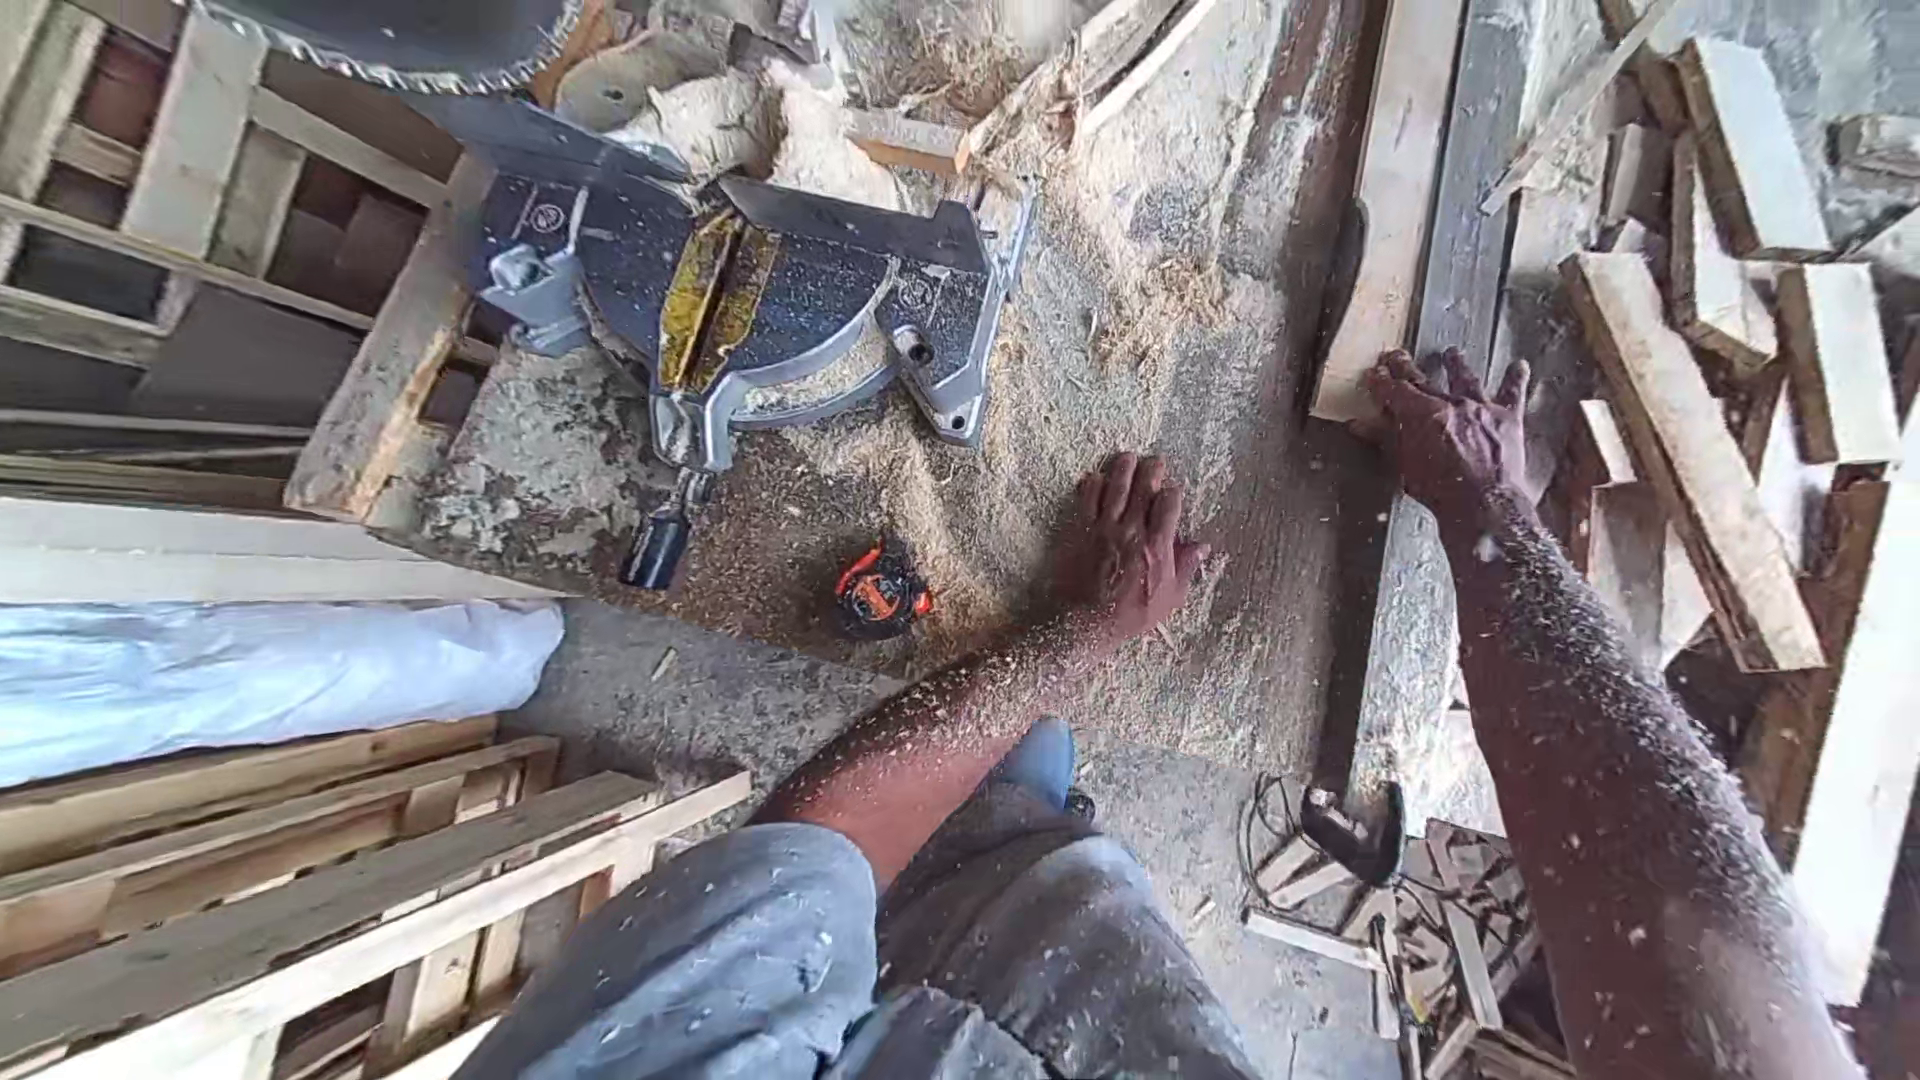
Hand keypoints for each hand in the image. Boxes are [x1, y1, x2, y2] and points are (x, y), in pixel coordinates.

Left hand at [1057, 452, 1210, 652]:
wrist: (1084, 621)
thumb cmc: (1129, 615)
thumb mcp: (1169, 598)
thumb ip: (1185, 568)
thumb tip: (1201, 546)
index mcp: (1156, 547)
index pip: (1168, 506)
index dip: (1172, 492)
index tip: (1172, 489)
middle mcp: (1131, 531)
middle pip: (1143, 488)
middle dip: (1151, 470)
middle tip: (1154, 460)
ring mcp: (1103, 528)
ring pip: (1114, 487)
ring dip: (1122, 468)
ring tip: (1126, 457)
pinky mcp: (1079, 531)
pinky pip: (1085, 500)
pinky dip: (1091, 485)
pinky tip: (1094, 477)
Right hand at [1362, 348, 1531, 540]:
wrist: (1483, 501)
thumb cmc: (1439, 487)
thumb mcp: (1402, 463)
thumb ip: (1384, 438)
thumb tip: (1358, 425)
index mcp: (1421, 415)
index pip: (1394, 391)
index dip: (1381, 382)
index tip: (1373, 374)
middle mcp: (1451, 404)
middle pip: (1424, 380)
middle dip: (1406, 368)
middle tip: (1396, 356)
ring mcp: (1481, 408)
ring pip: (1466, 379)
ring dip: (1456, 365)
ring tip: (1451, 353)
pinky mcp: (1508, 418)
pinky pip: (1513, 393)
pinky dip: (1515, 378)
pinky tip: (1518, 366)